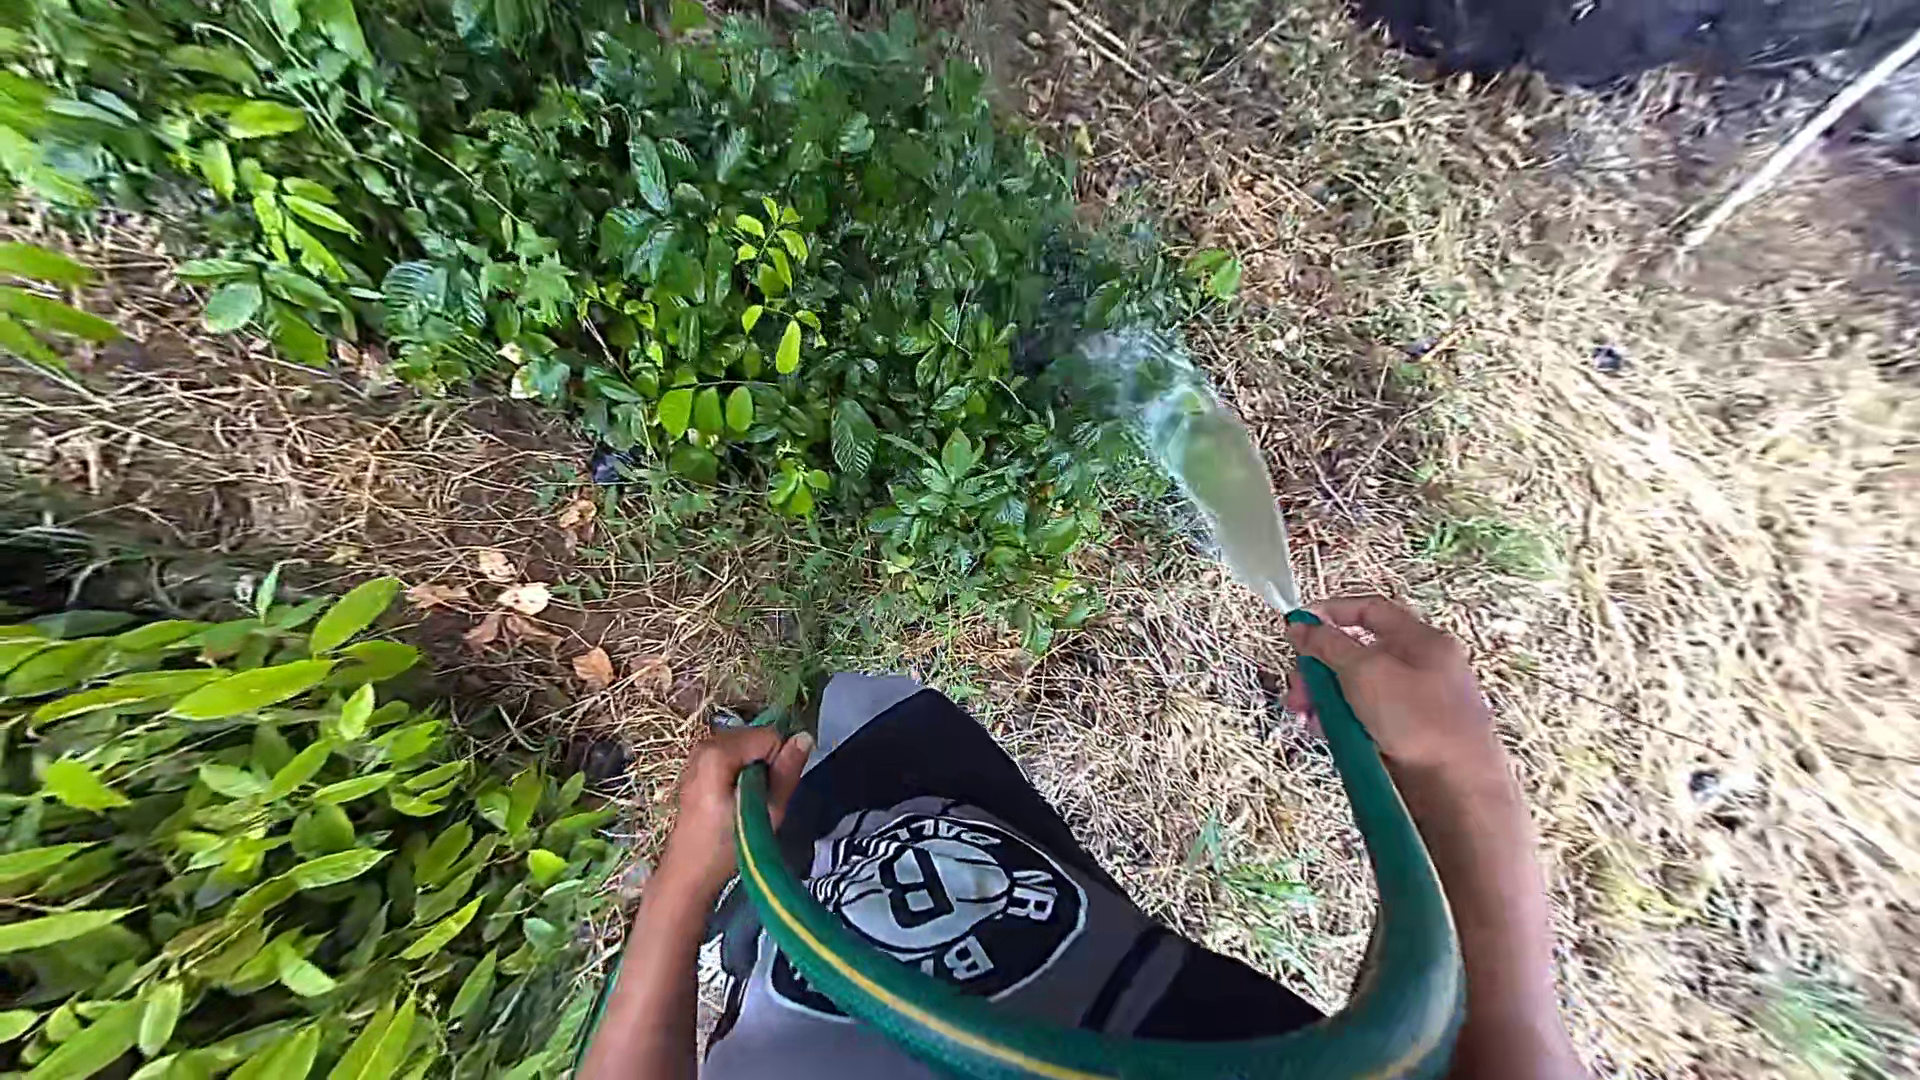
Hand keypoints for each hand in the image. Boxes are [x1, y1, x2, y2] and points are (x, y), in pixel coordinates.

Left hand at [654, 727, 811, 901]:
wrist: (688, 875)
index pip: (771, 737)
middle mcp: (707, 743)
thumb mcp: (768, 812)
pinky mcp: (699, 762)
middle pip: (758, 737)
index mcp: (719, 752)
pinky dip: (742, 769)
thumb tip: (805, 737)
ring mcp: (699, 752)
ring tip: (746, 799)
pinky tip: (733, 795)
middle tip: (757, 799)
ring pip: (749, 744)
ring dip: (756, 767)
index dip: (778, 764)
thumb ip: (787, 771)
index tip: (767, 793)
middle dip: (767, 763)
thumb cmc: (727, 847)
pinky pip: (736, 752)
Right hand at [1284, 595, 1499, 774]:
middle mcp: (1418, 665)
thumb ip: (1326, 644)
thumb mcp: (1363, 671)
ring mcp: (1412, 699)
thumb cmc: (1417, 720)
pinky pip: (1359, 712)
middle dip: (1317, 668)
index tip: (1298, 626)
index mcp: (1420, 640)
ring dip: (1321, 696)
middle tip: (1298, 686)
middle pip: (1352, 651)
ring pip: (1351, 685)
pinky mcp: (1403, 729)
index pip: (1368, 609)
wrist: (1457, 789)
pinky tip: (1323, 730)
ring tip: (1306, 715)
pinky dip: (1337, 717)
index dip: (1330, 612)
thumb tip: (1299, 625)